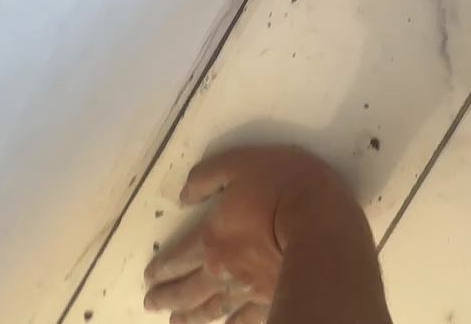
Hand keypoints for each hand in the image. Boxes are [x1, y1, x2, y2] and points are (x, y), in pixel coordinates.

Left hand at [143, 146, 364, 323]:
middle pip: (186, 289)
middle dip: (166, 296)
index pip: (177, 257)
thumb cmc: (281, 185)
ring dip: (188, 316)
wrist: (320, 223)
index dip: (161, 267)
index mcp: (211, 238)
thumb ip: (208, 175)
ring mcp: (244, 291)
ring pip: (208, 310)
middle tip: (151, 302)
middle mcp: (220, 271)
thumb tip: (183, 195)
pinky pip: (240, 321)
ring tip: (175, 322)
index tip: (150, 276)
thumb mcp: (241, 162)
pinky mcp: (267, 301)